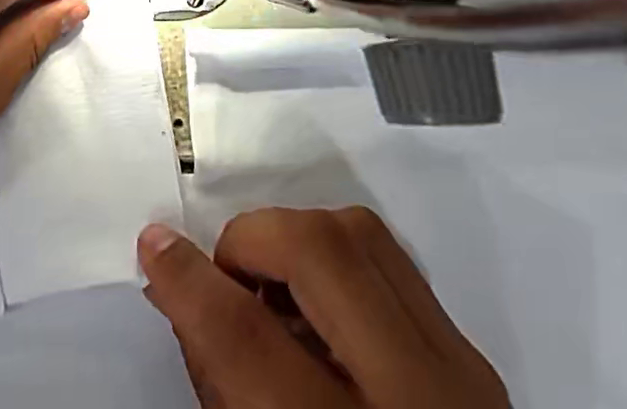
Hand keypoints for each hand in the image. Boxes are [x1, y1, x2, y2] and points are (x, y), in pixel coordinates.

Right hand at [138, 208, 509, 408]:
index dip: (188, 279)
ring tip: (269, 288)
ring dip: (295, 239)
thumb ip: (217, 375)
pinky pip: (389, 259)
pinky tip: (316, 303)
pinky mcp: (472, 355)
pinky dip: (336, 256)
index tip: (153, 242)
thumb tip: (180, 282)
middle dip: (251, 239)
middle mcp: (412, 400)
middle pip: (320, 253)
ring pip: (361, 235)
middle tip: (225, 275)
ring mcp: (458, 372)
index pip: (246, 337)